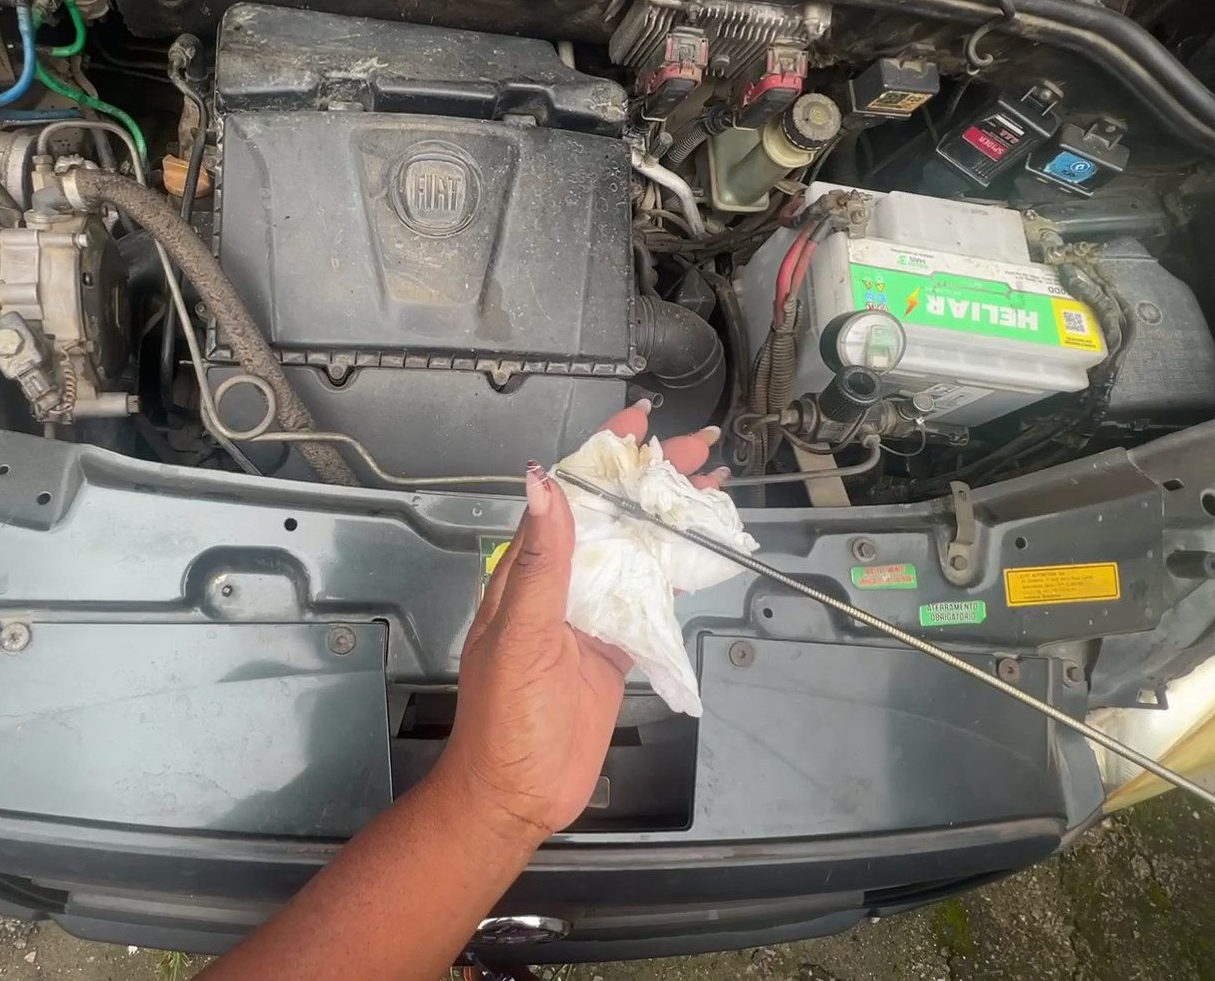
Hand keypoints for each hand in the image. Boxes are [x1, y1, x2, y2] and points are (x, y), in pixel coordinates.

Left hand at [434, 404, 725, 843]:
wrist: (518, 792)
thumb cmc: (505, 718)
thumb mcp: (520, 636)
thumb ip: (539, 563)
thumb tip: (543, 484)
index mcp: (528, 571)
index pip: (565, 497)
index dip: (599, 457)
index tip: (635, 423)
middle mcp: (559, 582)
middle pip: (607, 517)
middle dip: (647, 480)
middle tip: (696, 450)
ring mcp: (588, 612)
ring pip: (631, 551)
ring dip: (665, 519)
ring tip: (709, 487)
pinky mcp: (613, 643)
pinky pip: (645, 597)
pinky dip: (673, 570)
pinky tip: (699, 552)